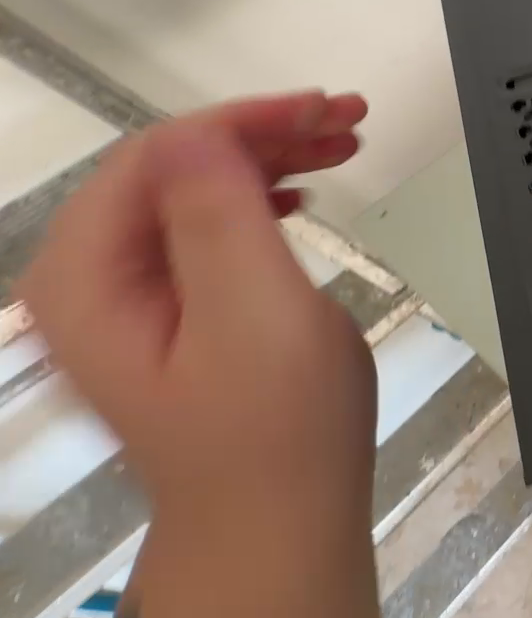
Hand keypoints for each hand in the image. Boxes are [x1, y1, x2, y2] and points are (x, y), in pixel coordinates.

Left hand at [19, 91, 375, 527]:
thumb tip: (205, 135)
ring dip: (272, 157)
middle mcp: (96, 277)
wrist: (277, 508)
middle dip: (264, 131)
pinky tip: (304, 194)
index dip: (244, 119)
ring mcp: (136, 295)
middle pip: (173, 167)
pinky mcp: (179, 309)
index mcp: (92, 276)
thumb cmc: (275, 417)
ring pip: (196, 191)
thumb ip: (220, 221)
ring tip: (346, 143)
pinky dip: (265, 195)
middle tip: (353, 118)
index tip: (331, 109)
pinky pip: (210, 226)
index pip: (156, 158)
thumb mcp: (256, 313)